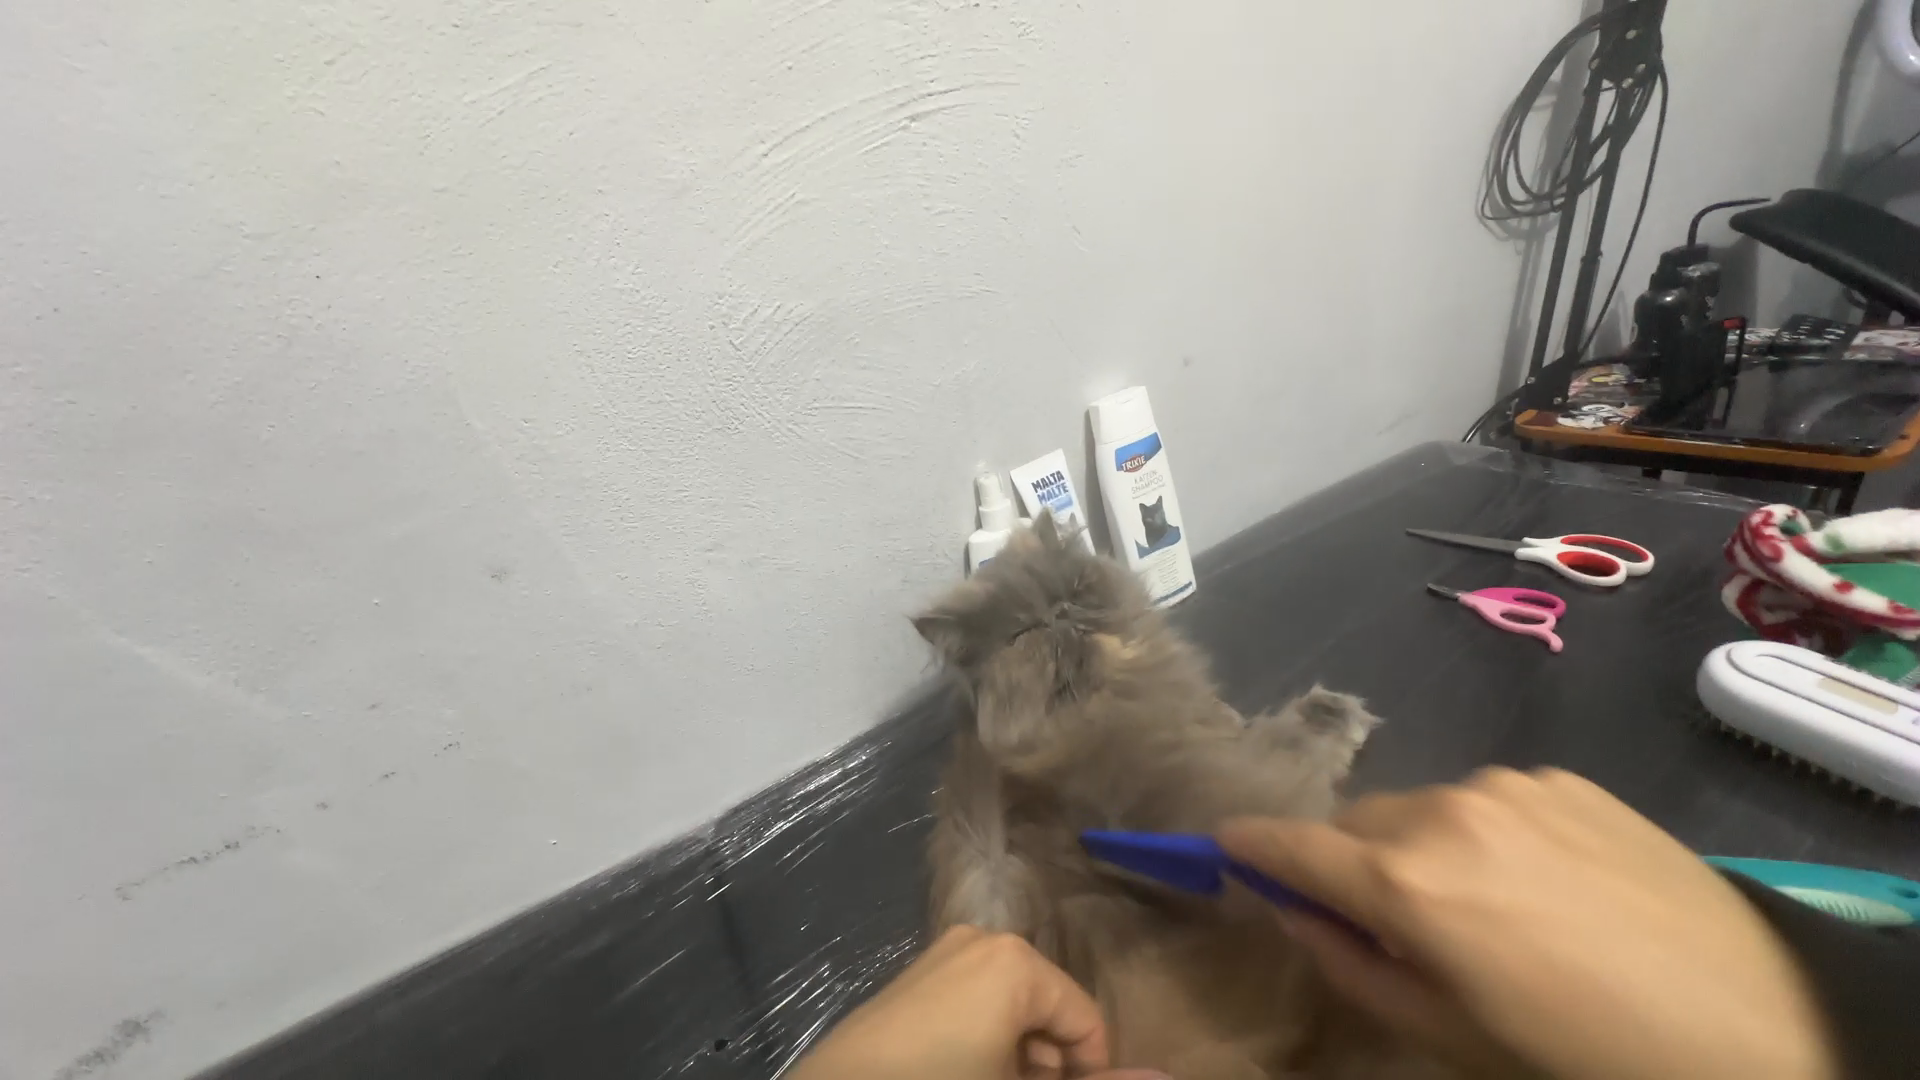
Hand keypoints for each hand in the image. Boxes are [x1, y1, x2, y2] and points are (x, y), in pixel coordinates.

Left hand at [787, 925, 1164, 1079]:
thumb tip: (1168, 1076)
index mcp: (1016, 961)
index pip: (1086, 1022)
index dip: (1089, 1074)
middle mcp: (983, 940)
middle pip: (1048, 1010)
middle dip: (1049, 1065)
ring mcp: (944, 953)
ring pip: (1011, 1009)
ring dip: (1018, 1057)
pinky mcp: (916, 973)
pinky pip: (974, 1004)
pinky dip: (983, 1042)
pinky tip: (961, 1072)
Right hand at [1220, 767, 1838, 1079]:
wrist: (1773, 1023)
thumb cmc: (1582, 1048)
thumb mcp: (1451, 1035)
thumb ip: (1350, 964)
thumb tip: (1291, 909)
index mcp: (1405, 882)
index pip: (1289, 844)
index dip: (1247, 843)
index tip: (1223, 844)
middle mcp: (1438, 811)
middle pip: (1353, 821)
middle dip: (1351, 858)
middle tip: (1396, 912)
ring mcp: (1502, 786)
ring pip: (1419, 807)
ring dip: (1422, 844)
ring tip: (1490, 899)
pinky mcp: (1557, 777)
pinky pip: (1488, 799)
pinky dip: (1487, 831)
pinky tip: (1547, 877)